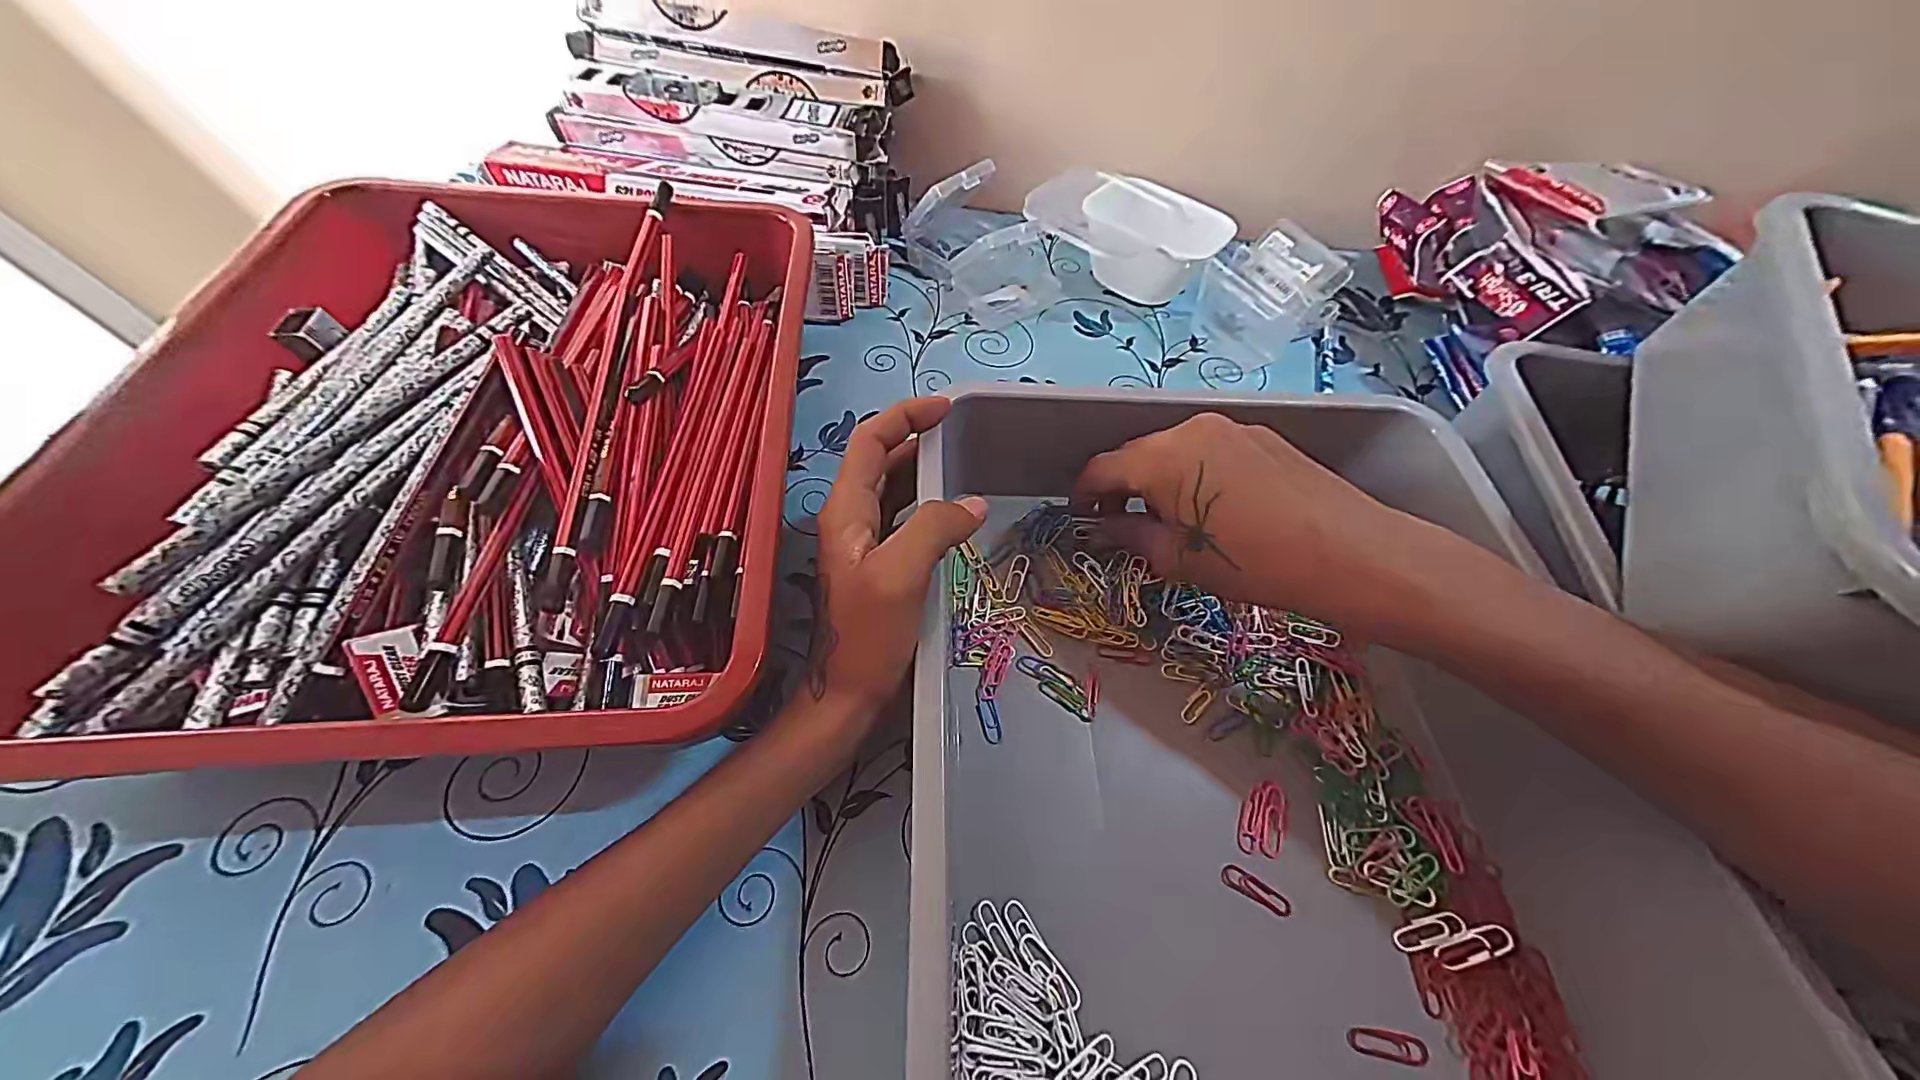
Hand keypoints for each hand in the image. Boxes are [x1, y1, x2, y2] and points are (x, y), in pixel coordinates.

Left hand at [809, 397, 985, 717]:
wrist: (848, 692)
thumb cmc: (867, 637)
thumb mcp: (901, 575)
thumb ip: (934, 529)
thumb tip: (972, 504)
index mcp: (846, 511)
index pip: (869, 442)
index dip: (904, 416)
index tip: (944, 408)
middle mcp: (851, 519)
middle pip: (881, 460)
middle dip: (918, 439)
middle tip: (962, 434)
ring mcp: (865, 542)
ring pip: (895, 489)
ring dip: (926, 470)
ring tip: (964, 463)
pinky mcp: (880, 563)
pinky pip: (905, 518)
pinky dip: (929, 503)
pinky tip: (955, 510)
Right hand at [1072, 412, 1445, 640]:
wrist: (1351, 553)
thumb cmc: (1253, 563)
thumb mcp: (1178, 559)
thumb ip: (1129, 537)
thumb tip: (1104, 529)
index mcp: (1161, 456)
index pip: (1102, 469)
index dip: (1083, 495)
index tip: (1081, 519)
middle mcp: (1192, 428)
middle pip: (1137, 454)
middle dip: (1121, 489)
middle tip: (1123, 527)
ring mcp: (1232, 428)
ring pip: (1173, 451)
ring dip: (1158, 481)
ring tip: (1169, 521)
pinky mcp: (1262, 437)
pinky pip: (1208, 451)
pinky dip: (1193, 475)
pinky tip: (1212, 510)